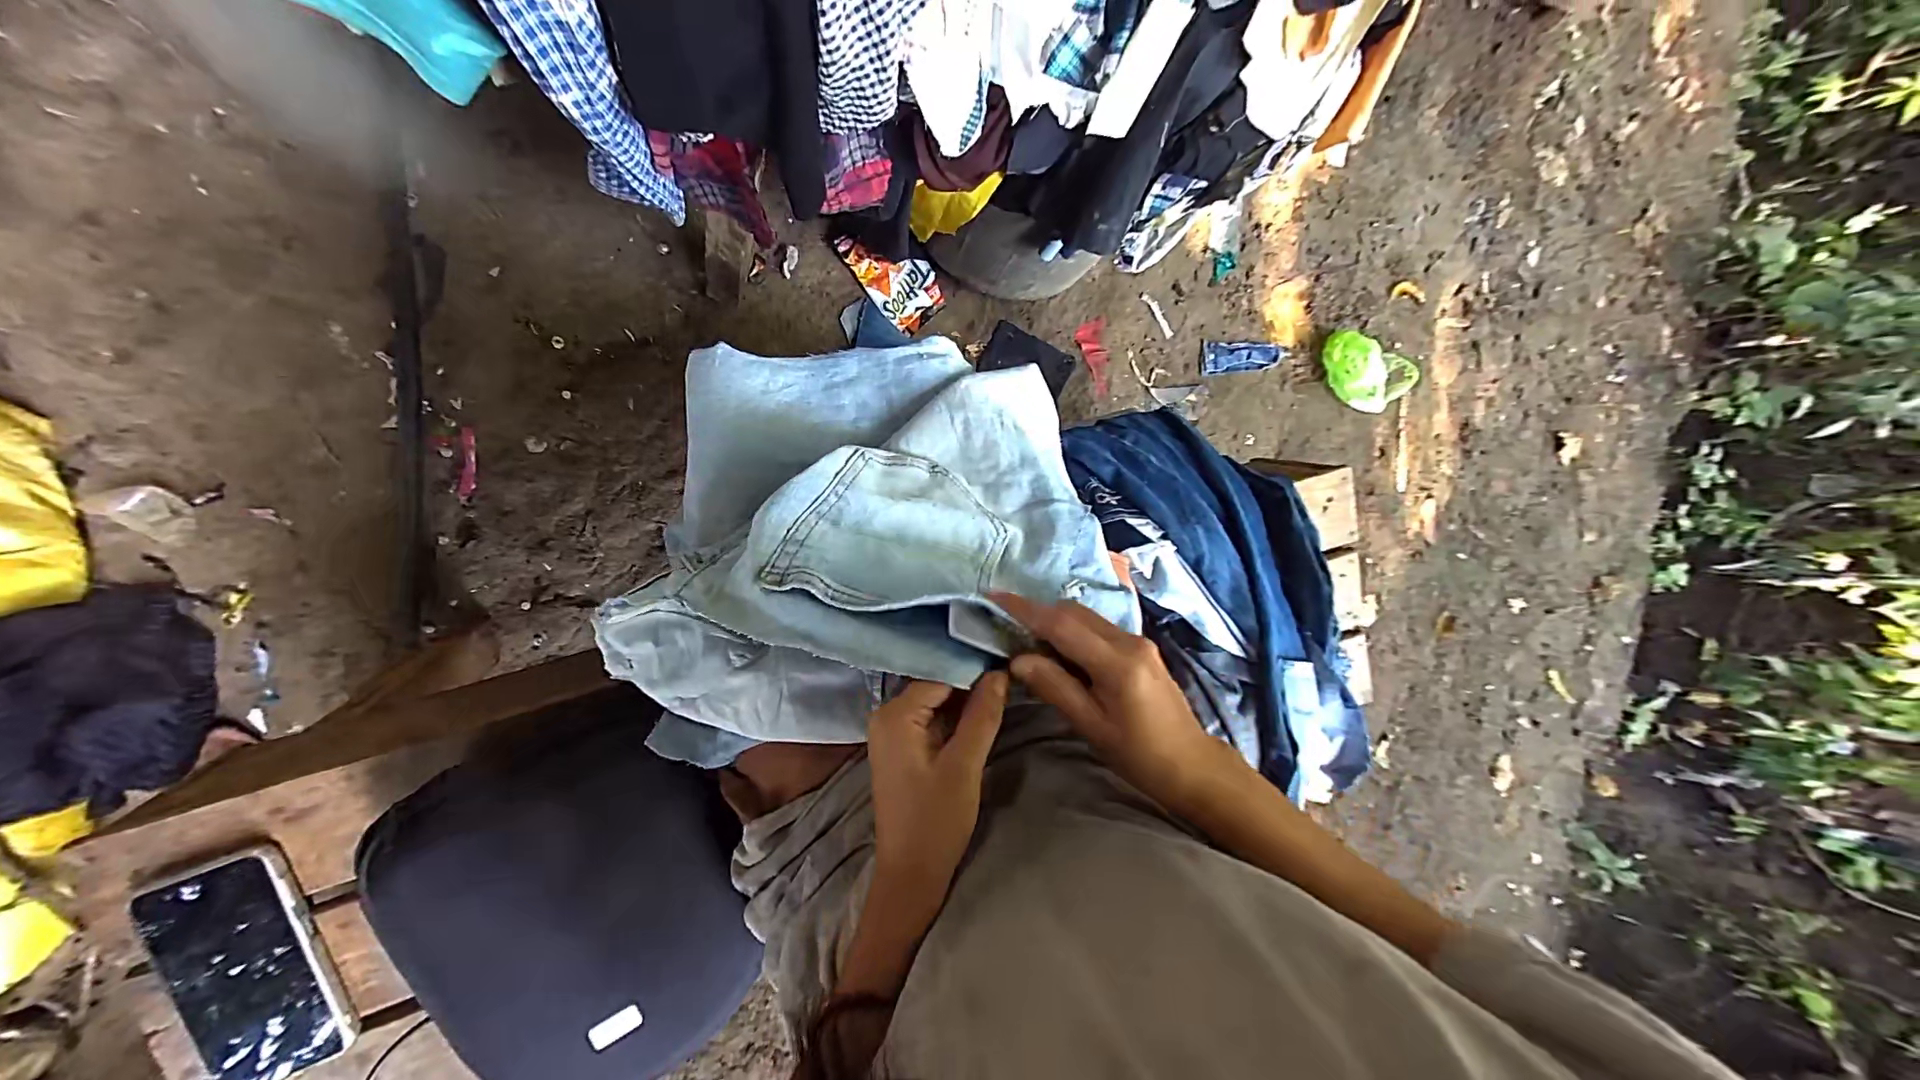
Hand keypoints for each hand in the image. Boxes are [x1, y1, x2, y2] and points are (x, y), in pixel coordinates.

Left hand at [865, 674, 1007, 896]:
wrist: (910, 873)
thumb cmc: (935, 820)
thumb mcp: (964, 765)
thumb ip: (982, 716)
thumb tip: (999, 673)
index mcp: (894, 715)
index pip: (940, 674)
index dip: (974, 670)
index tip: (1007, 663)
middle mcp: (885, 716)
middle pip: (935, 685)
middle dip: (970, 682)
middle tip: (1009, 675)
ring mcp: (890, 732)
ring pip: (934, 702)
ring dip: (964, 699)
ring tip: (1001, 688)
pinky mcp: (899, 748)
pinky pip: (929, 719)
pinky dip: (953, 717)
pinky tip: (980, 714)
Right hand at [992, 592, 1236, 814]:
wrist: (1192, 764)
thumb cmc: (1139, 755)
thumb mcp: (1091, 726)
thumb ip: (1055, 687)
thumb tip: (1018, 659)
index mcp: (1117, 662)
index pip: (1062, 624)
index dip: (1025, 609)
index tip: (995, 597)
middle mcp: (1129, 641)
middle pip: (1074, 613)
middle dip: (1037, 612)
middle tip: (1005, 623)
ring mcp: (1138, 642)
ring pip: (1086, 618)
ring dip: (1055, 621)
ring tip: (1025, 637)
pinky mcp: (1141, 649)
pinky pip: (1098, 629)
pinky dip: (1072, 632)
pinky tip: (1058, 650)